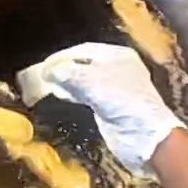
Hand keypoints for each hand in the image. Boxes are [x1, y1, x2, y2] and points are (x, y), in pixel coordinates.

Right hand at [17, 42, 184, 174]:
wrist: (145, 137)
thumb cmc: (122, 101)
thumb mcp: (92, 82)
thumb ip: (67, 73)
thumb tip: (46, 70)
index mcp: (117, 55)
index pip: (83, 50)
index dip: (62, 56)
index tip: (43, 64)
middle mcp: (116, 68)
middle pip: (83, 63)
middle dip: (62, 68)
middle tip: (42, 74)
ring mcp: (114, 88)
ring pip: (83, 80)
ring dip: (65, 82)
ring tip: (46, 84)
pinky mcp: (110, 105)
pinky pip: (87, 94)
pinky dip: (72, 93)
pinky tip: (59, 94)